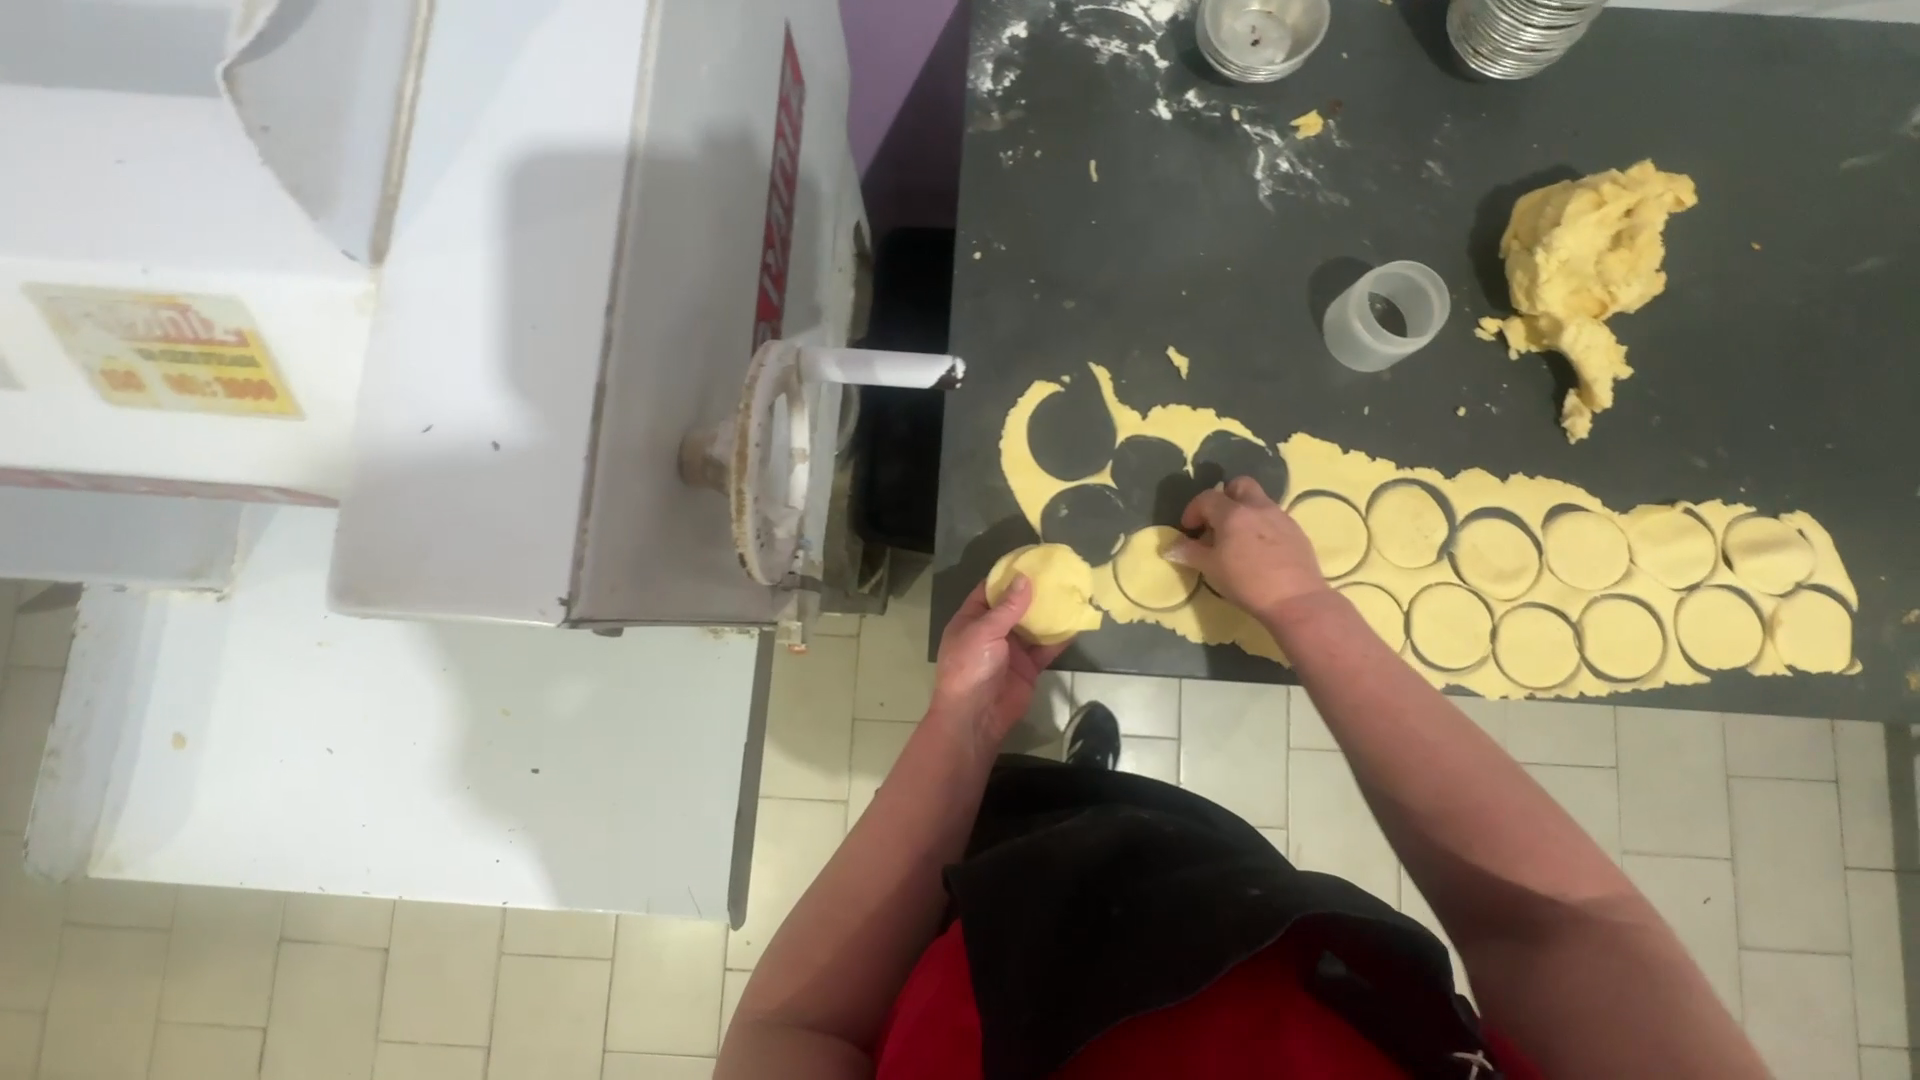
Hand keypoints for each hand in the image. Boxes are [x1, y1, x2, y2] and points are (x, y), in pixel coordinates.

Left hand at [929, 576, 1070, 747]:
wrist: (975, 717)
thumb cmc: (970, 667)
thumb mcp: (984, 631)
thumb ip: (1007, 607)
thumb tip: (1024, 579)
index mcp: (972, 619)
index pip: (990, 590)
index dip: (1008, 575)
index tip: (1031, 559)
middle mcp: (991, 631)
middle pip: (1015, 606)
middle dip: (1034, 592)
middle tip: (1058, 573)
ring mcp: (1011, 650)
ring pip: (1033, 626)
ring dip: (1049, 613)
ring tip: (1071, 592)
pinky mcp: (1028, 667)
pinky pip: (1045, 648)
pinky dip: (1059, 638)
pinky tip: (1076, 623)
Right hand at [1171, 476, 1330, 620]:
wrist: (1295, 599)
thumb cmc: (1246, 582)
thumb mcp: (1211, 569)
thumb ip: (1190, 553)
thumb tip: (1171, 547)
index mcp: (1233, 513)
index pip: (1207, 498)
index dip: (1193, 510)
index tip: (1189, 530)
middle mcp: (1258, 507)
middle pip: (1239, 485)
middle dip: (1224, 497)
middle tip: (1217, 522)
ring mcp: (1281, 517)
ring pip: (1258, 501)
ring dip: (1244, 512)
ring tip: (1237, 539)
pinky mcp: (1297, 531)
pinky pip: (1273, 518)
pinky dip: (1261, 526)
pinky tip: (1259, 551)